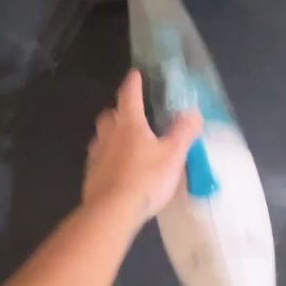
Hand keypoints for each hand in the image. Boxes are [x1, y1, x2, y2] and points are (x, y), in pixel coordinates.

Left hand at [82, 70, 201, 224]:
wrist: (112, 211)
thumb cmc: (145, 178)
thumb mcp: (173, 156)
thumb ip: (184, 133)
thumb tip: (194, 112)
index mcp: (130, 124)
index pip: (129, 96)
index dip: (133, 83)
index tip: (135, 74)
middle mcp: (109, 134)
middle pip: (110, 115)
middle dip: (119, 110)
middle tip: (130, 113)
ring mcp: (97, 155)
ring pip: (101, 136)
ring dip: (110, 133)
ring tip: (123, 140)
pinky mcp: (91, 175)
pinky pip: (98, 158)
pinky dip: (106, 156)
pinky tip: (115, 167)